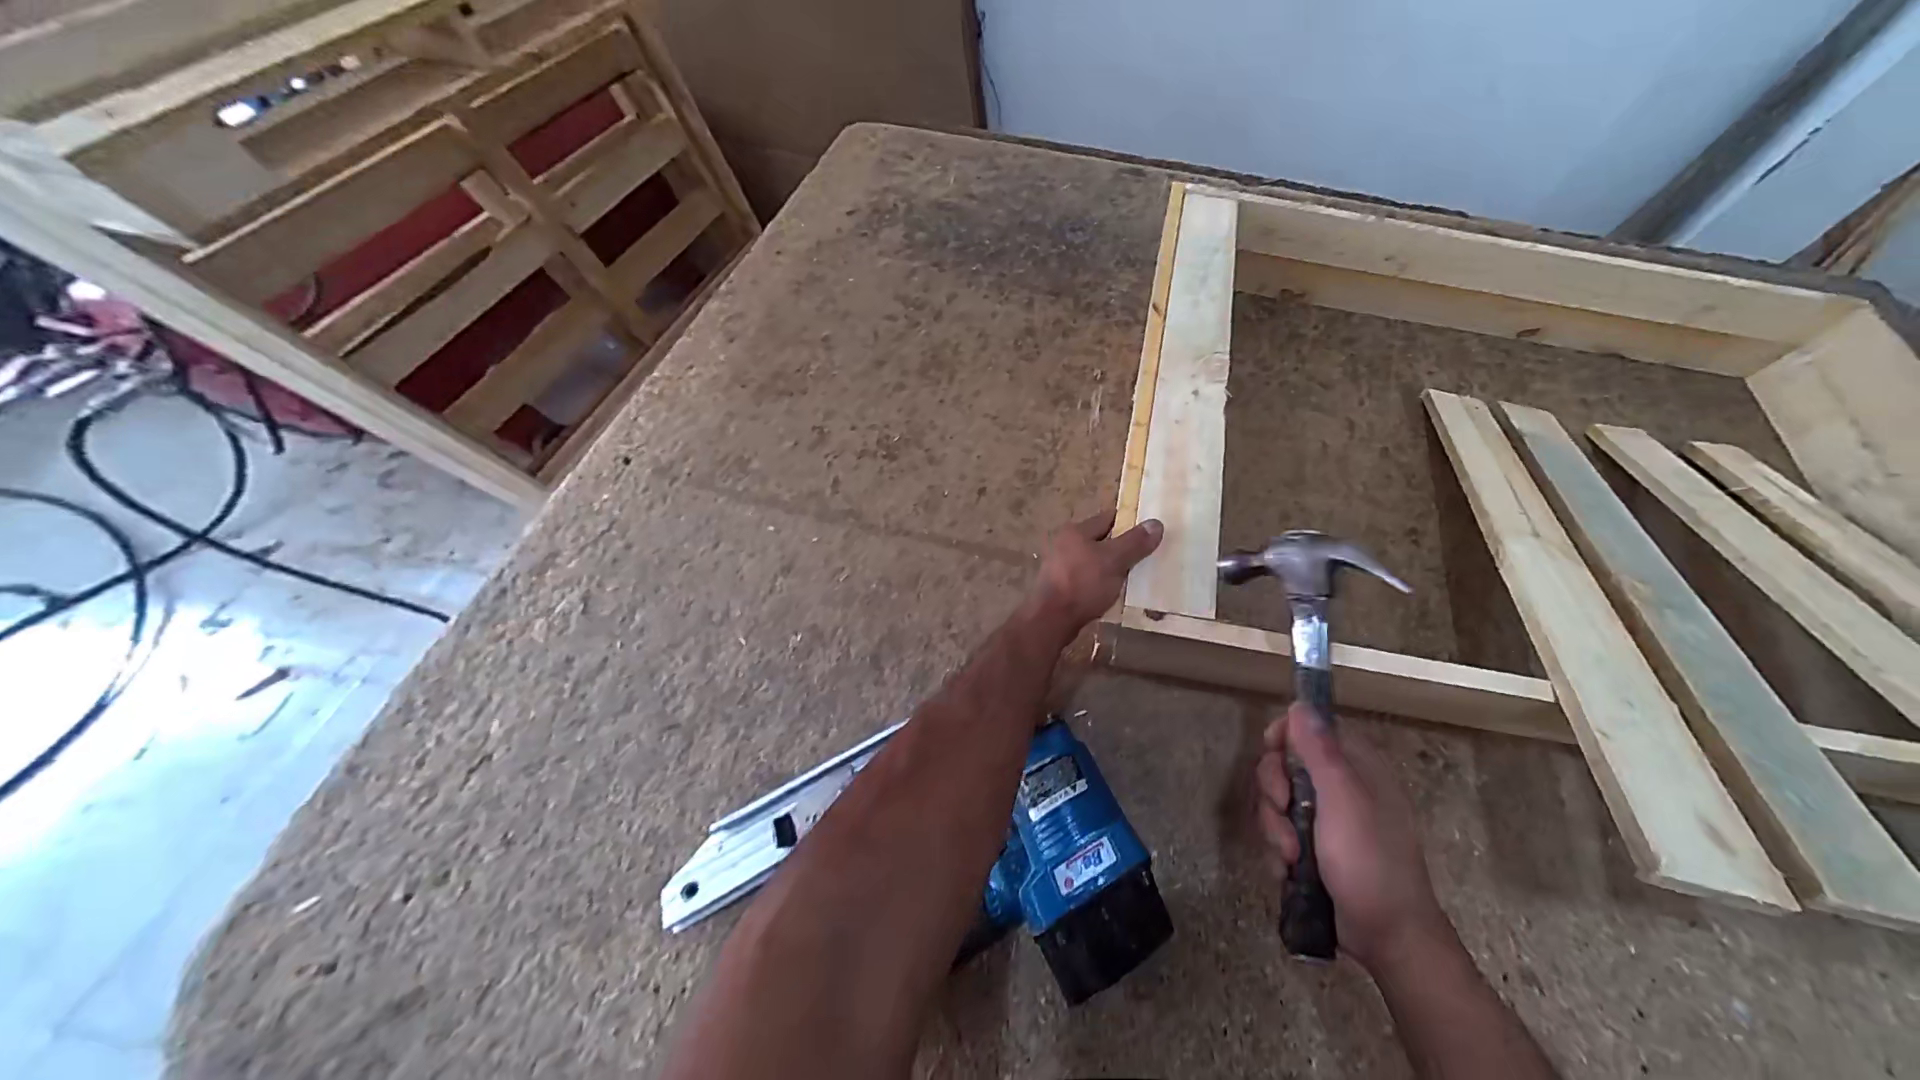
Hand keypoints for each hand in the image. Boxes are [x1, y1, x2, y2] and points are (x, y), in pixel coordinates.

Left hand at [1027, 510, 1162, 629]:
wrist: (1052, 619)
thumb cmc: (1083, 583)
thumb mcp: (1113, 560)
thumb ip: (1134, 543)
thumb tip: (1155, 523)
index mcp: (1075, 531)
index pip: (1108, 518)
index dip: (1129, 522)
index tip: (1150, 530)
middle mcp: (1064, 544)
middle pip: (1101, 540)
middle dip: (1122, 547)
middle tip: (1148, 554)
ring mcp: (1060, 567)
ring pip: (1095, 561)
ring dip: (1112, 567)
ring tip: (1136, 575)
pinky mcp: (1061, 587)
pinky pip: (1088, 579)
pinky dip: (1101, 582)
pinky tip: (1114, 591)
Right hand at [1255, 704, 1450, 972]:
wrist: (1387, 938)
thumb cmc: (1370, 863)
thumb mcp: (1344, 801)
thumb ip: (1320, 751)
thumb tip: (1299, 704)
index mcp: (1357, 766)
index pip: (1308, 729)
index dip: (1283, 740)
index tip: (1275, 758)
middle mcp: (1342, 786)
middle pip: (1282, 765)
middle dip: (1273, 793)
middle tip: (1284, 814)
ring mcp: (1327, 819)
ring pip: (1275, 802)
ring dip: (1273, 828)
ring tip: (1291, 856)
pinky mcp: (1314, 847)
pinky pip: (1278, 832)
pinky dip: (1278, 850)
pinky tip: (1290, 870)